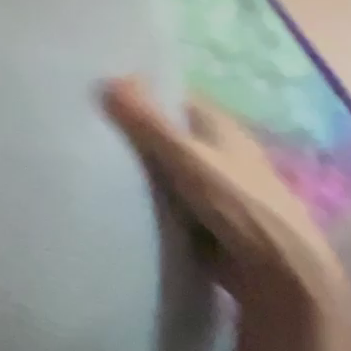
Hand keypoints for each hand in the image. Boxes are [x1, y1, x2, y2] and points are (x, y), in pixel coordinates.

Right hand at [102, 79, 350, 324]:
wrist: (274, 271)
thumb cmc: (239, 205)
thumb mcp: (188, 159)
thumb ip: (148, 123)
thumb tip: (106, 79)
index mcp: (217, 125)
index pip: (170, 96)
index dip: (135, 91)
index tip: (91, 92)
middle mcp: (211, 149)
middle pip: (159, 131)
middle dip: (124, 130)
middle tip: (75, 128)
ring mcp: (203, 183)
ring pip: (154, 165)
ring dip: (127, 165)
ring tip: (78, 160)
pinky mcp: (194, 214)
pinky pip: (155, 196)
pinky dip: (134, 195)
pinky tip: (102, 196)